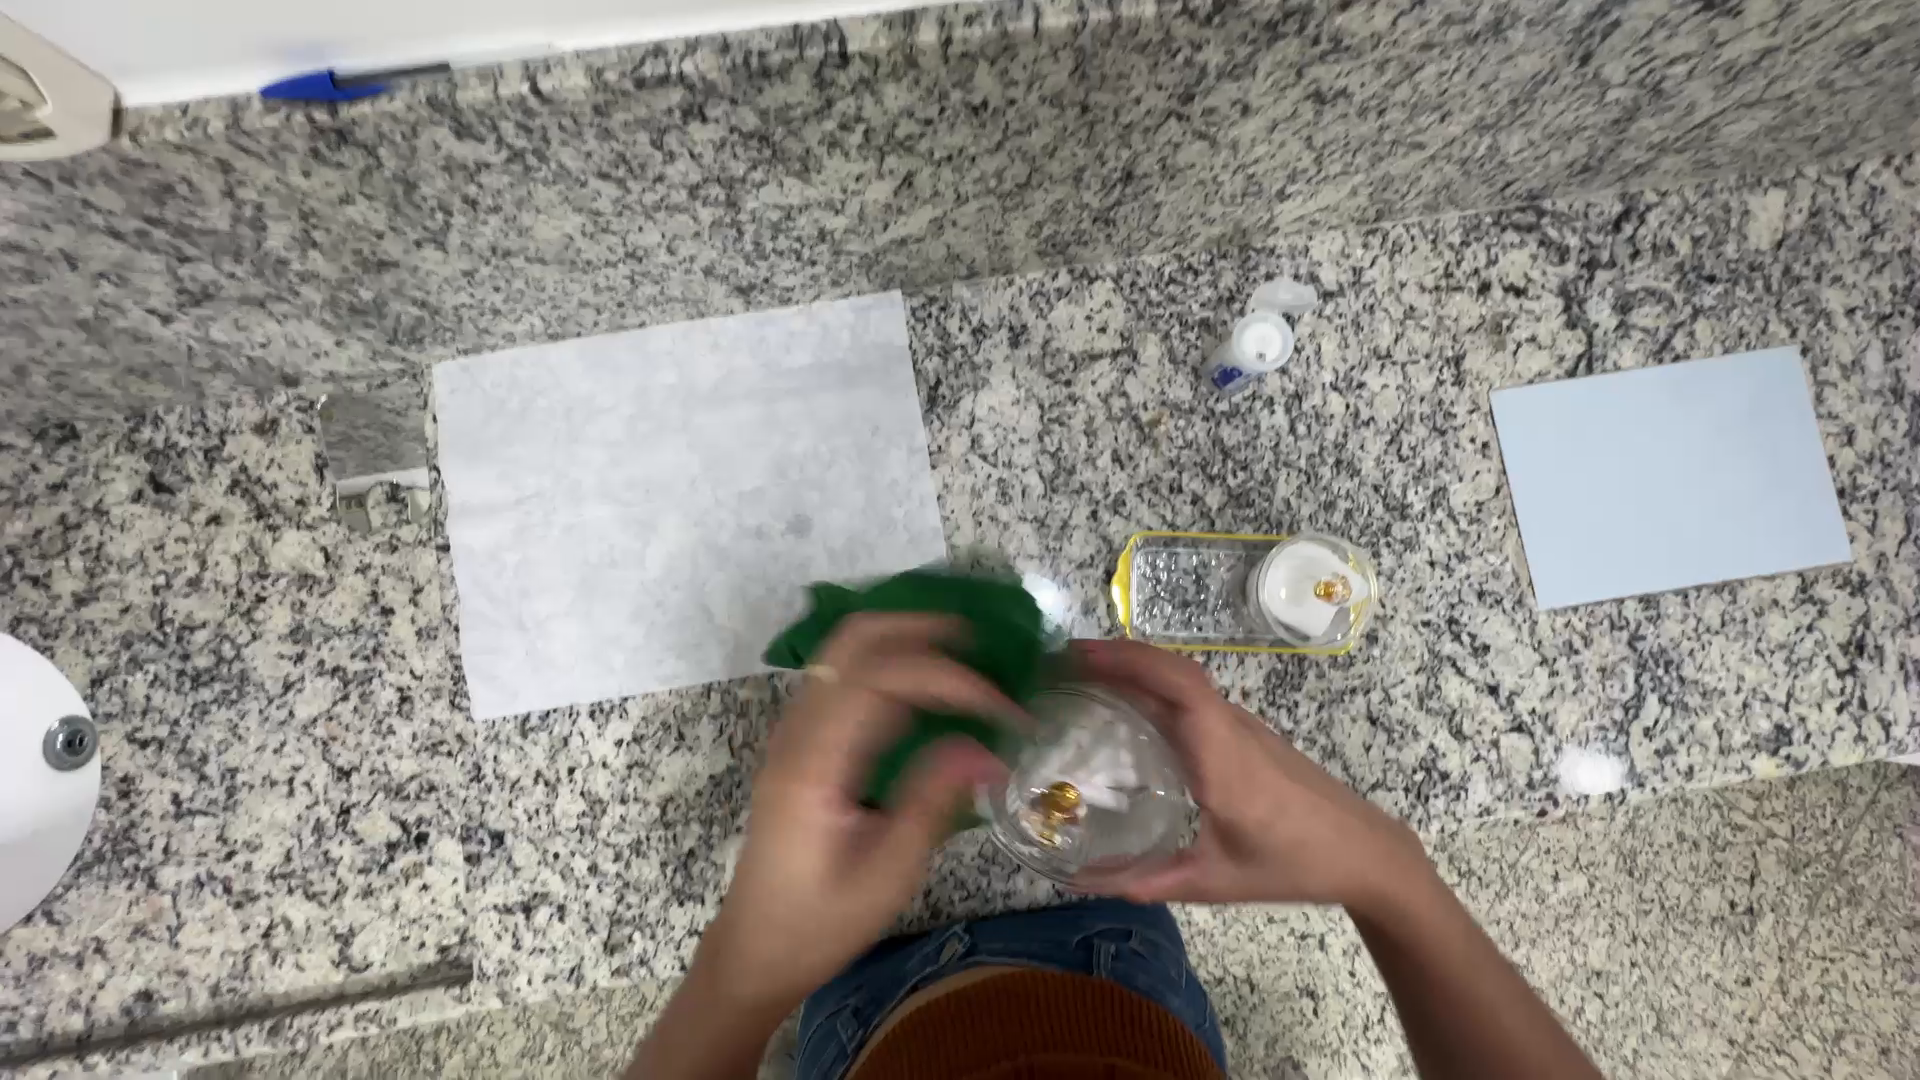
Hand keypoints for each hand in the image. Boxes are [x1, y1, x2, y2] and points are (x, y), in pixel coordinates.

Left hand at [695, 614, 1017, 1011]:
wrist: (754, 950)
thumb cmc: (820, 922)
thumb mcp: (887, 872)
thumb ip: (934, 800)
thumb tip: (991, 749)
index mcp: (814, 760)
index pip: (883, 679)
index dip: (951, 678)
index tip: (1004, 707)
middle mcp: (797, 729)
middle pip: (853, 639)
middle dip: (921, 629)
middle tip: (981, 646)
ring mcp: (793, 729)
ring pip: (844, 648)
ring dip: (904, 638)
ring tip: (962, 655)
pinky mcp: (801, 739)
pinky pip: (843, 673)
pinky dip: (888, 660)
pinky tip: (925, 684)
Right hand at [1071, 639, 1432, 913]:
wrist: (1364, 851)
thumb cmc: (1293, 863)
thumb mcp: (1218, 881)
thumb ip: (1153, 880)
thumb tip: (1085, 882)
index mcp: (1222, 755)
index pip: (1179, 687)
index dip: (1130, 663)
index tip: (1080, 658)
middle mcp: (1229, 726)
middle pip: (1175, 668)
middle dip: (1119, 654)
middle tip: (1064, 661)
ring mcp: (1239, 723)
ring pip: (1184, 675)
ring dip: (1136, 663)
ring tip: (1084, 673)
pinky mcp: (1243, 730)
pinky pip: (1192, 692)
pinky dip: (1154, 681)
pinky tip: (1128, 702)